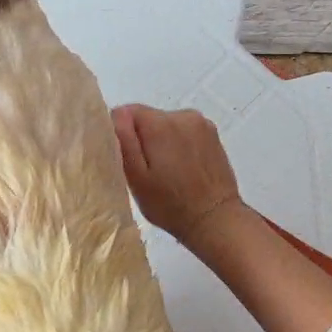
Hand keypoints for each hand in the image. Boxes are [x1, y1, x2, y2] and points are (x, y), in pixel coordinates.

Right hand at [112, 104, 243, 246]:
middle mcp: (182, 115)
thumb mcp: (136, 177)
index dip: (121, 133)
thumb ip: (124, 140)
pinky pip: (185, 131)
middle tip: (145, 170)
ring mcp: (202, 124)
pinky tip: (182, 168)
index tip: (125, 158)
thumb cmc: (168, 203)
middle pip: (148, 117)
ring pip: (167, 124)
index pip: (126, 112)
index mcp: (160, 123)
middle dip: (142, 138)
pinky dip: (178, 144)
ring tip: (165, 171)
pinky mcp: (214, 135)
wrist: (214, 219)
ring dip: (161, 141)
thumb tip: (117, 114)